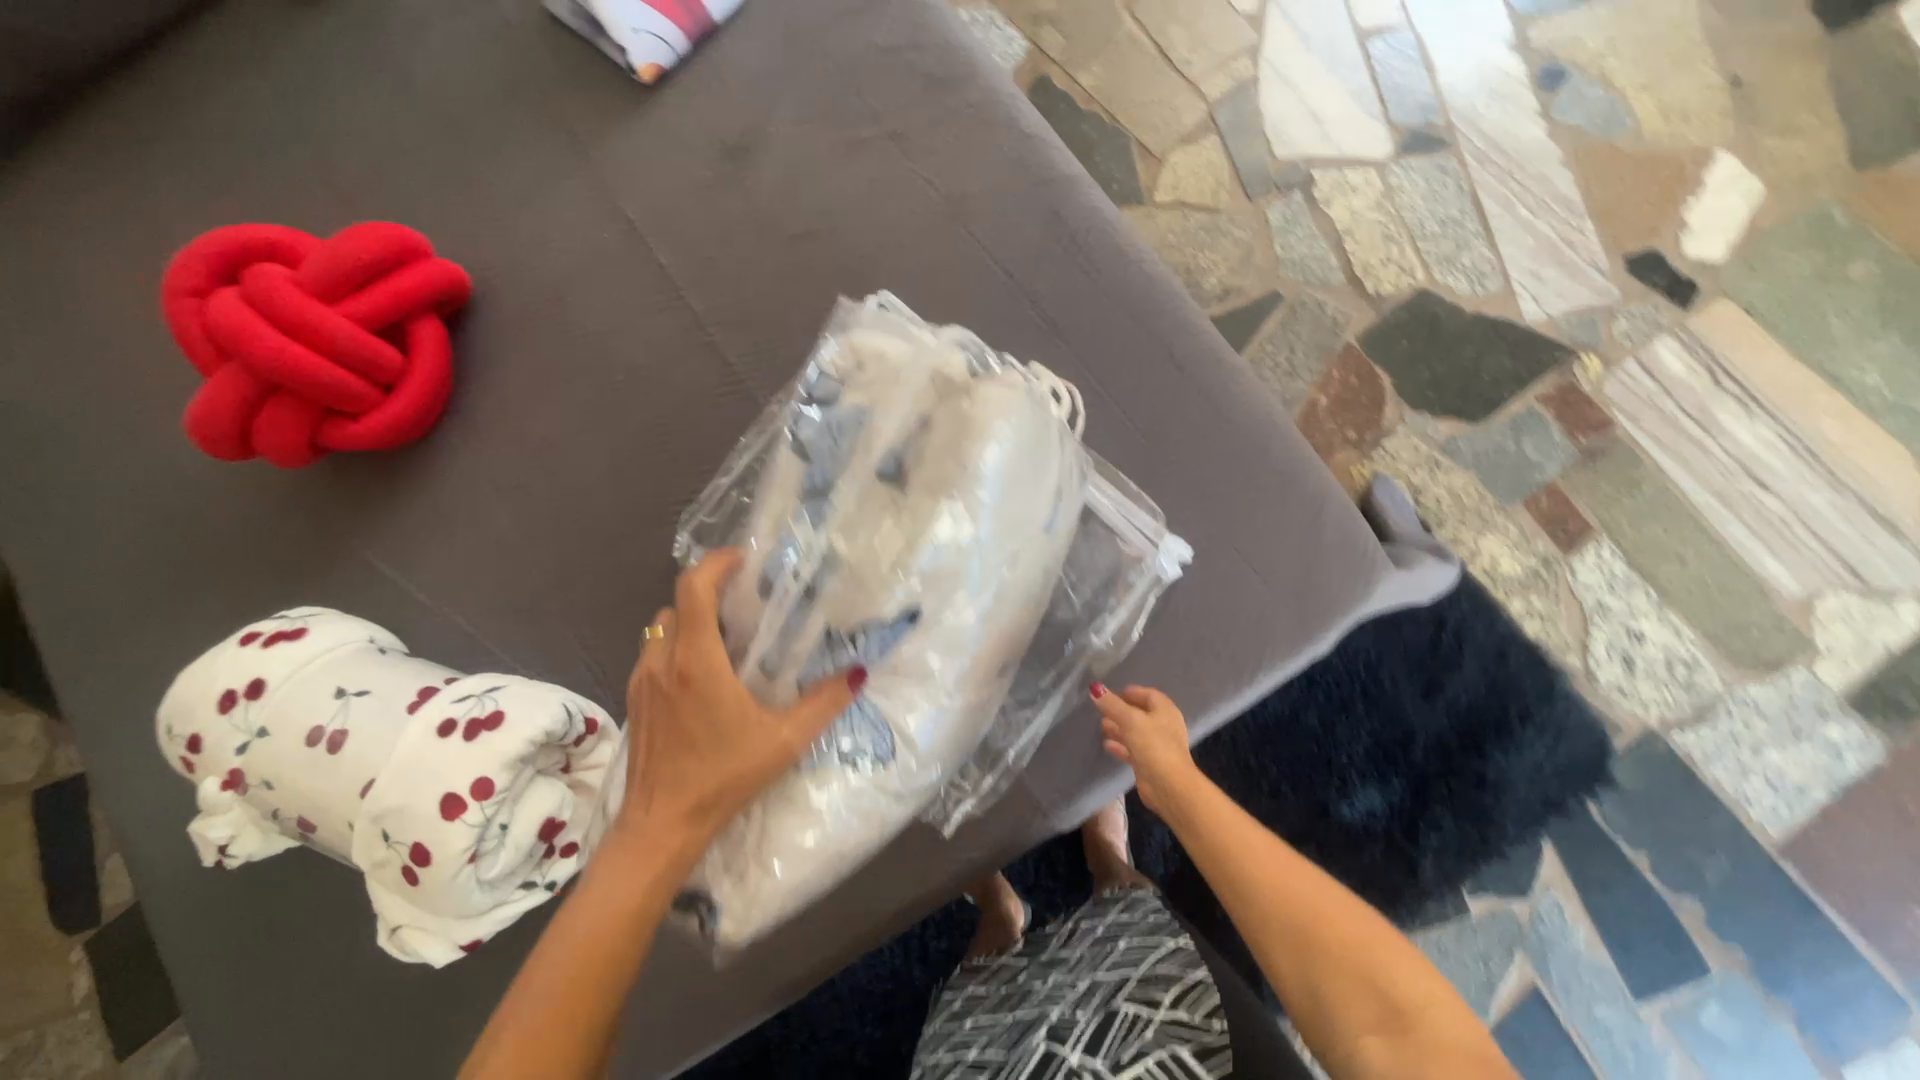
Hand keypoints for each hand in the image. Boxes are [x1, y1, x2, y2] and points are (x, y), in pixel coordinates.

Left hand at [609, 549, 863, 860]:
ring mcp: (642, 682)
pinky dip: (676, 649)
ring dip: (689, 622)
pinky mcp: (634, 702)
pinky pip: (652, 656)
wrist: (661, 825)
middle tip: (745, 603)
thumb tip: (859, 674)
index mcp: (696, 660)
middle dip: (708, 593)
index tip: (745, 561)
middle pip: (676, 603)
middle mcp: (662, 661)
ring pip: (659, 629)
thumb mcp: (784, 741)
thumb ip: (824, 703)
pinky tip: (703, 679)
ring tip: (727, 638)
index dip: (717, 564)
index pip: (695, 588)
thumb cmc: (723, 778)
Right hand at [1092, 684, 1198, 815]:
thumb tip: (1095, 688)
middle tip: (1103, 709)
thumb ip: (1112, 704)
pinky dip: (1121, 745)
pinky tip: (1107, 744)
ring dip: (1120, 728)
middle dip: (1122, 711)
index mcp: (1165, 711)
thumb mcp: (1130, 720)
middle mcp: (1164, 726)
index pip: (1149, 695)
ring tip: (1102, 725)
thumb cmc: (1153, 746)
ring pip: (1136, 732)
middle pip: (1141, 714)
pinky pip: (1133, 749)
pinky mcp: (1149, 763)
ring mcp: (1157, 746)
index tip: (1113, 693)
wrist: (1168, 785)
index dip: (1132, 692)